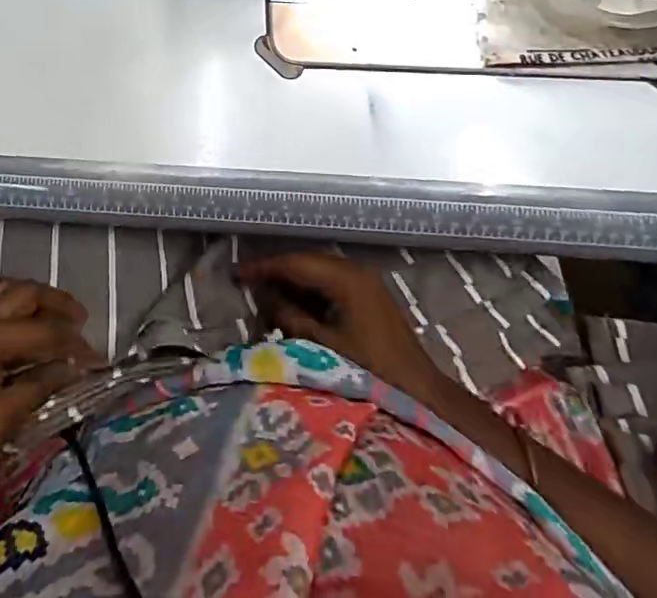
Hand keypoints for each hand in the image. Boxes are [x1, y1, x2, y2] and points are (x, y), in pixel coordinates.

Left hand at [0, 280, 98, 495]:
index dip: (74, 344)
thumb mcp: (3, 417)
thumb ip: (40, 385)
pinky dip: (15, 305)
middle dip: (57, 302)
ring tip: (58, 314)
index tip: (97, 358)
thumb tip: (74, 367)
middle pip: (25, 293)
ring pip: (6, 291)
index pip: (44, 330)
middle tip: (82, 319)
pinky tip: (26, 325)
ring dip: (35, 297)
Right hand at [238, 253, 433, 390]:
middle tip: (246, 282)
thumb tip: (265, 296)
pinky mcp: (370, 298)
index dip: (262, 267)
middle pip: (306, 262)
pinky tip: (293, 305)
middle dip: (276, 272)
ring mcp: (366, 284)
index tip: (235, 273)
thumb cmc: (371, 370)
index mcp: (346, 279)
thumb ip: (289, 316)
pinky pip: (331, 284)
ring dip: (292, 281)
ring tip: (264, 294)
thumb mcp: (322, 345)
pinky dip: (309, 291)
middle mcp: (356, 272)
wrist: (421, 393)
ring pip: (318, 272)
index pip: (294, 263)